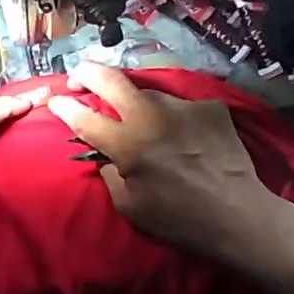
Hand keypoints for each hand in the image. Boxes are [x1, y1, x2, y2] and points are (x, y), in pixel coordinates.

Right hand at [49, 62, 293, 263]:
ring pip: (148, 95)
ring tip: (141, 122)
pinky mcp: (210, 107)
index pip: (84, 117)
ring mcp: (184, 106)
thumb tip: (106, 154)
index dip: (64, 107)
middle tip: (77, 78)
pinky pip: (179, 107)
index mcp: (128, 145)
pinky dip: (172, 118)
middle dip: (86, 73)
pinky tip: (180, 136)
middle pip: (110, 79)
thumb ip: (110, 173)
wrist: (238, 215)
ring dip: (136, 104)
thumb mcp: (130, 205)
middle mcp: (152, 116)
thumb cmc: (178, 219)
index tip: (55, 101)